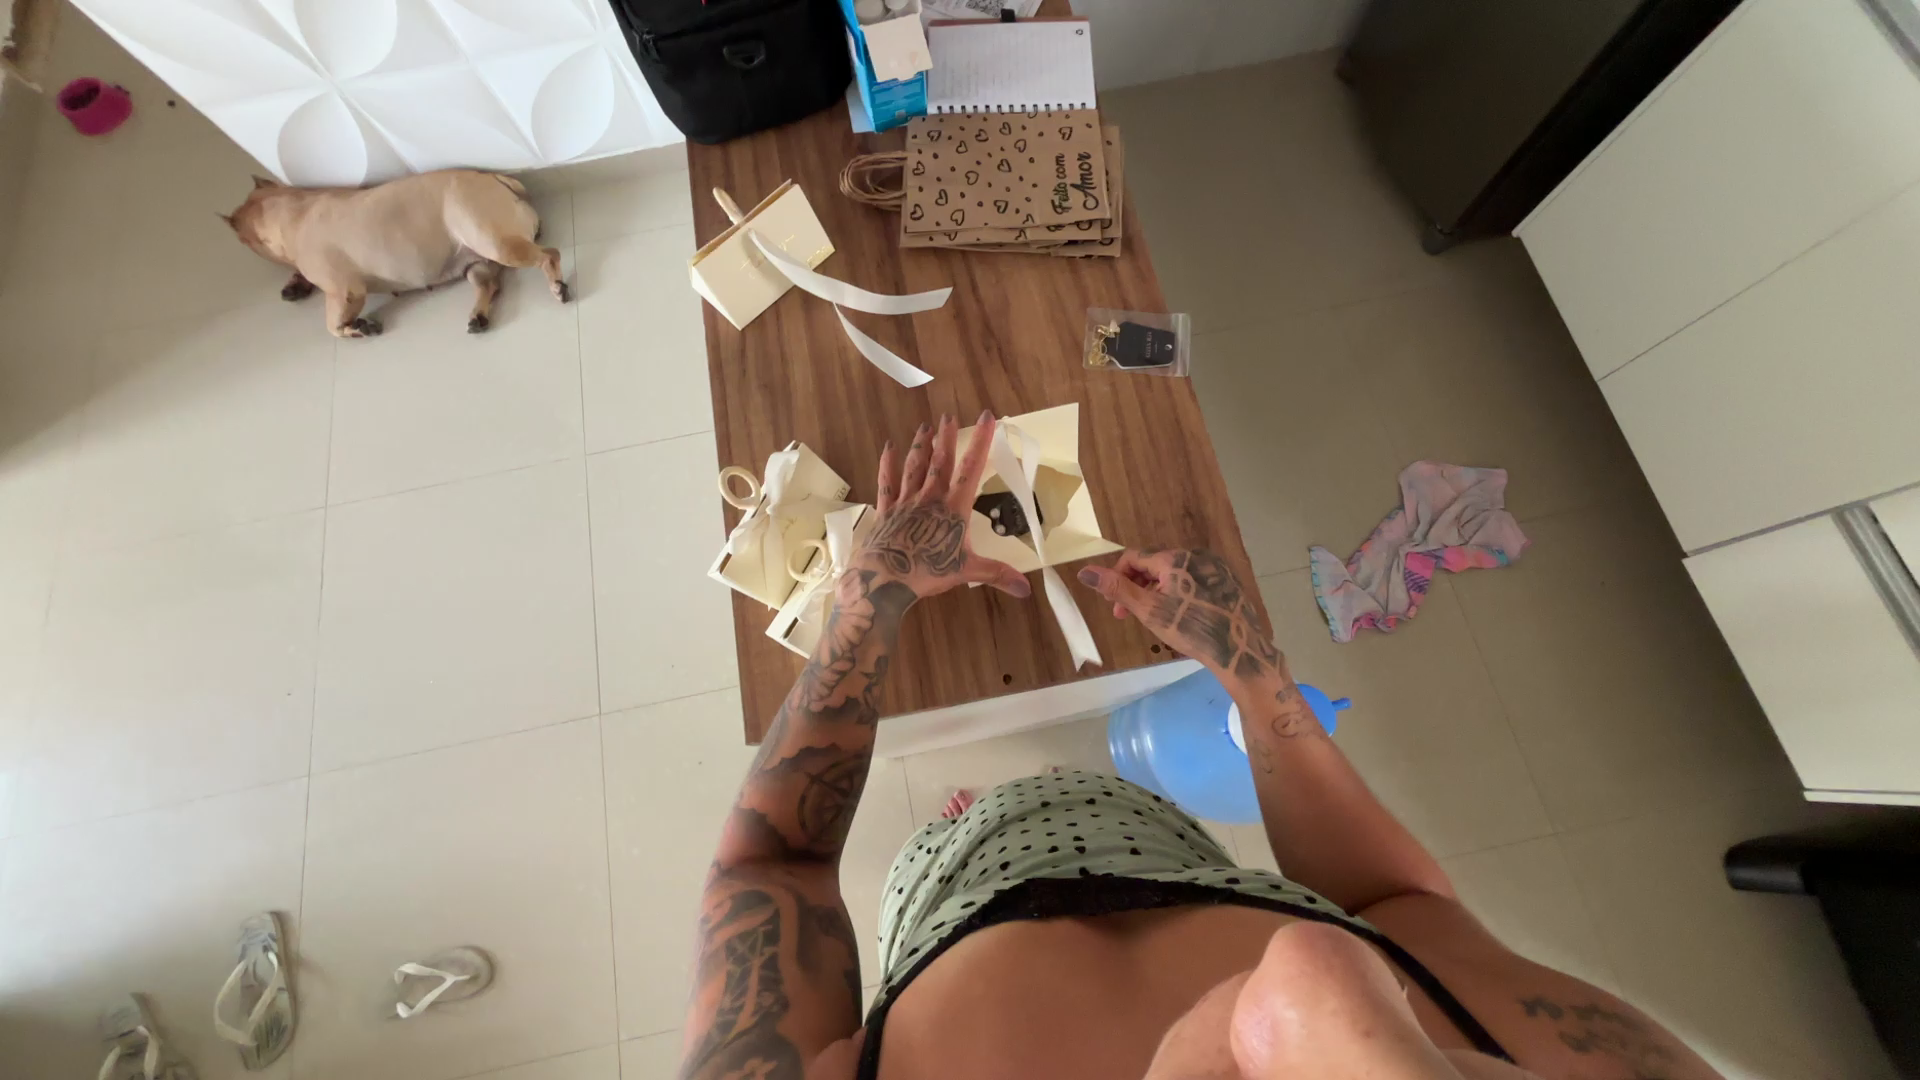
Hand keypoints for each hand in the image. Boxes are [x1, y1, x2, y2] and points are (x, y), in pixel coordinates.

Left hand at [853, 412, 1031, 601]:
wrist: (884, 578)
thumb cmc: (928, 572)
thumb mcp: (967, 570)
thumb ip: (997, 574)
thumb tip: (1026, 590)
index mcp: (953, 508)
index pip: (971, 469)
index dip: (980, 442)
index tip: (986, 417)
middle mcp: (930, 497)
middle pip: (940, 462)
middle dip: (947, 438)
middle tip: (950, 416)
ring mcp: (905, 501)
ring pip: (914, 467)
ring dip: (920, 446)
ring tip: (925, 426)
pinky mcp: (886, 510)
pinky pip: (887, 482)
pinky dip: (888, 464)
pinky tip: (888, 447)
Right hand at [1077, 548, 1282, 686]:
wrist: (1238, 650)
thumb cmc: (1188, 628)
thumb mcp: (1147, 610)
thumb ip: (1116, 588)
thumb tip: (1084, 571)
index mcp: (1173, 558)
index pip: (1133, 557)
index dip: (1117, 578)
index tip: (1113, 604)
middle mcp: (1195, 556)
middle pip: (1154, 565)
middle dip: (1136, 588)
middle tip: (1129, 615)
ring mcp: (1215, 569)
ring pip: (1174, 575)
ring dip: (1156, 592)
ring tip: (1154, 619)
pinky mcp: (1228, 584)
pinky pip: (1194, 582)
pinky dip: (1179, 595)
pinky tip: (1181, 618)